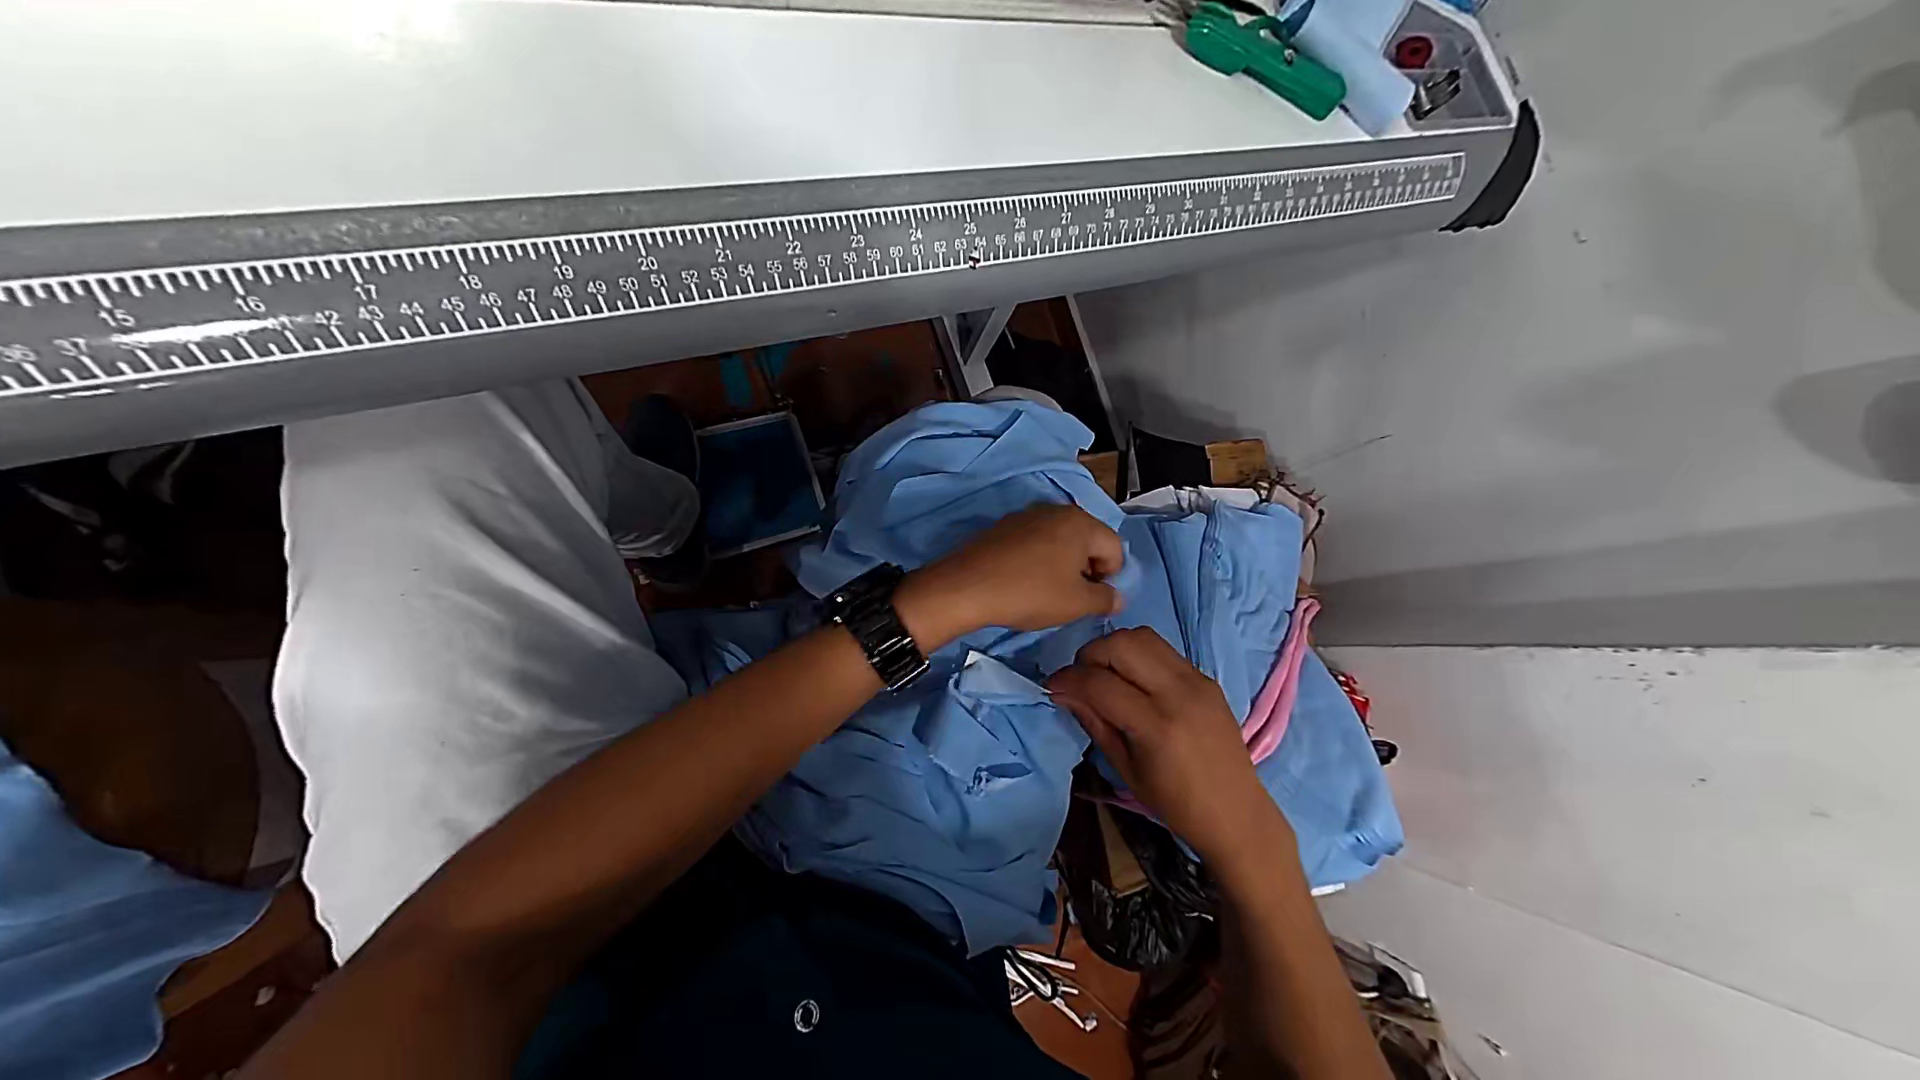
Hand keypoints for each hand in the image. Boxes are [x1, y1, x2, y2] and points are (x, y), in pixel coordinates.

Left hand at [894, 503, 1124, 648]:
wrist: (966, 587)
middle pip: (1086, 540)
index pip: (1114, 547)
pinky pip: (1033, 542)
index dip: (1111, 576)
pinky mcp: (1002, 527)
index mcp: (1080, 522)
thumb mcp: (1076, 603)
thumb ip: (1105, 599)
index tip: (1093, 599)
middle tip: (1072, 597)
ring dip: (1061, 564)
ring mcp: (1025, 515)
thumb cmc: (1030, 592)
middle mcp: (1054, 510)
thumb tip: (1116, 597)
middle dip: (1086, 568)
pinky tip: (1023, 583)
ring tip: (1046, 592)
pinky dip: (1036, 560)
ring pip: (1058, 540)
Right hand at [1047, 628, 1290, 868]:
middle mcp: (1179, 693)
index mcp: (1157, 725)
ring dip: (1114, 648)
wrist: (1237, 813)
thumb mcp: (1125, 770)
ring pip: (1143, 636)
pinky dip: (1138, 655)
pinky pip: (1163, 649)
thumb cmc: (1176, 803)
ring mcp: (1197, 680)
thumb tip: (1063, 692)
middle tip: (1080, 678)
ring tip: (1104, 673)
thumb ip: (1094, 723)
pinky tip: (1132, 679)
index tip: (1052, 687)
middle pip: (1121, 644)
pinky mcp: (1207, 677)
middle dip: (1090, 655)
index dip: (1068, 680)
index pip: (1099, 683)